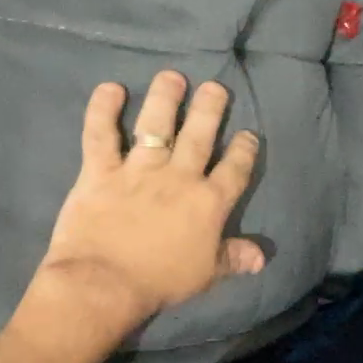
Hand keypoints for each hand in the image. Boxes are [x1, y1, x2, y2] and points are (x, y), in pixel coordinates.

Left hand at [11, 73, 261, 362]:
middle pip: (200, 135)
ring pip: (156, 125)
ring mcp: (139, 171)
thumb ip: (234, 257)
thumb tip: (261, 256)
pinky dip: (103, 110)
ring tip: (171, 77)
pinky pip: (101, 136)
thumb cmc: (159, 282)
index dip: (244, 149)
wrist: (103, 285)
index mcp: (209, 202)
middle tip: (215, 87)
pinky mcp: (101, 172)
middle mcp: (179, 177)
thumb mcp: (206, 274)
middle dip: (210, 109)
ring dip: (165, 98)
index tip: (248, 135)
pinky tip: (110, 88)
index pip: (234, 169)